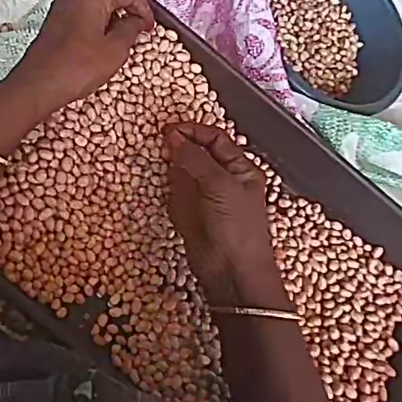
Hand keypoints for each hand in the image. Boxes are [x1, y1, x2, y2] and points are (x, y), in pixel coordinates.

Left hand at [6, 0, 153, 114]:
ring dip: (112, 0)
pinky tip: (105, 31)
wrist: (39, 83)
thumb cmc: (78, 68)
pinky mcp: (58, 14)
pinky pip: (84, 0)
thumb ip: (130, 29)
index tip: (149, 28)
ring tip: (123, 26)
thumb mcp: (115, 51)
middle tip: (137, 17)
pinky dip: (99, 8)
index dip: (144, 7)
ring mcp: (64, 0)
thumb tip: (136, 21)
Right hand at [164, 123, 285, 306]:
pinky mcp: (190, 214)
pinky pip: (176, 194)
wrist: (232, 271)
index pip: (215, 139)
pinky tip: (167, 188)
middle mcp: (223, 180)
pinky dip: (170, 188)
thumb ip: (195, 159)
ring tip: (162, 162)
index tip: (170, 129)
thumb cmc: (236, 226)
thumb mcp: (219, 184)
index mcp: (240, 169)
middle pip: (198, 154)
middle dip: (180, 147)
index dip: (193, 131)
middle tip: (161, 143)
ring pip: (185, 173)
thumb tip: (173, 137)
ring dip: (173, 166)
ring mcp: (205, 197)